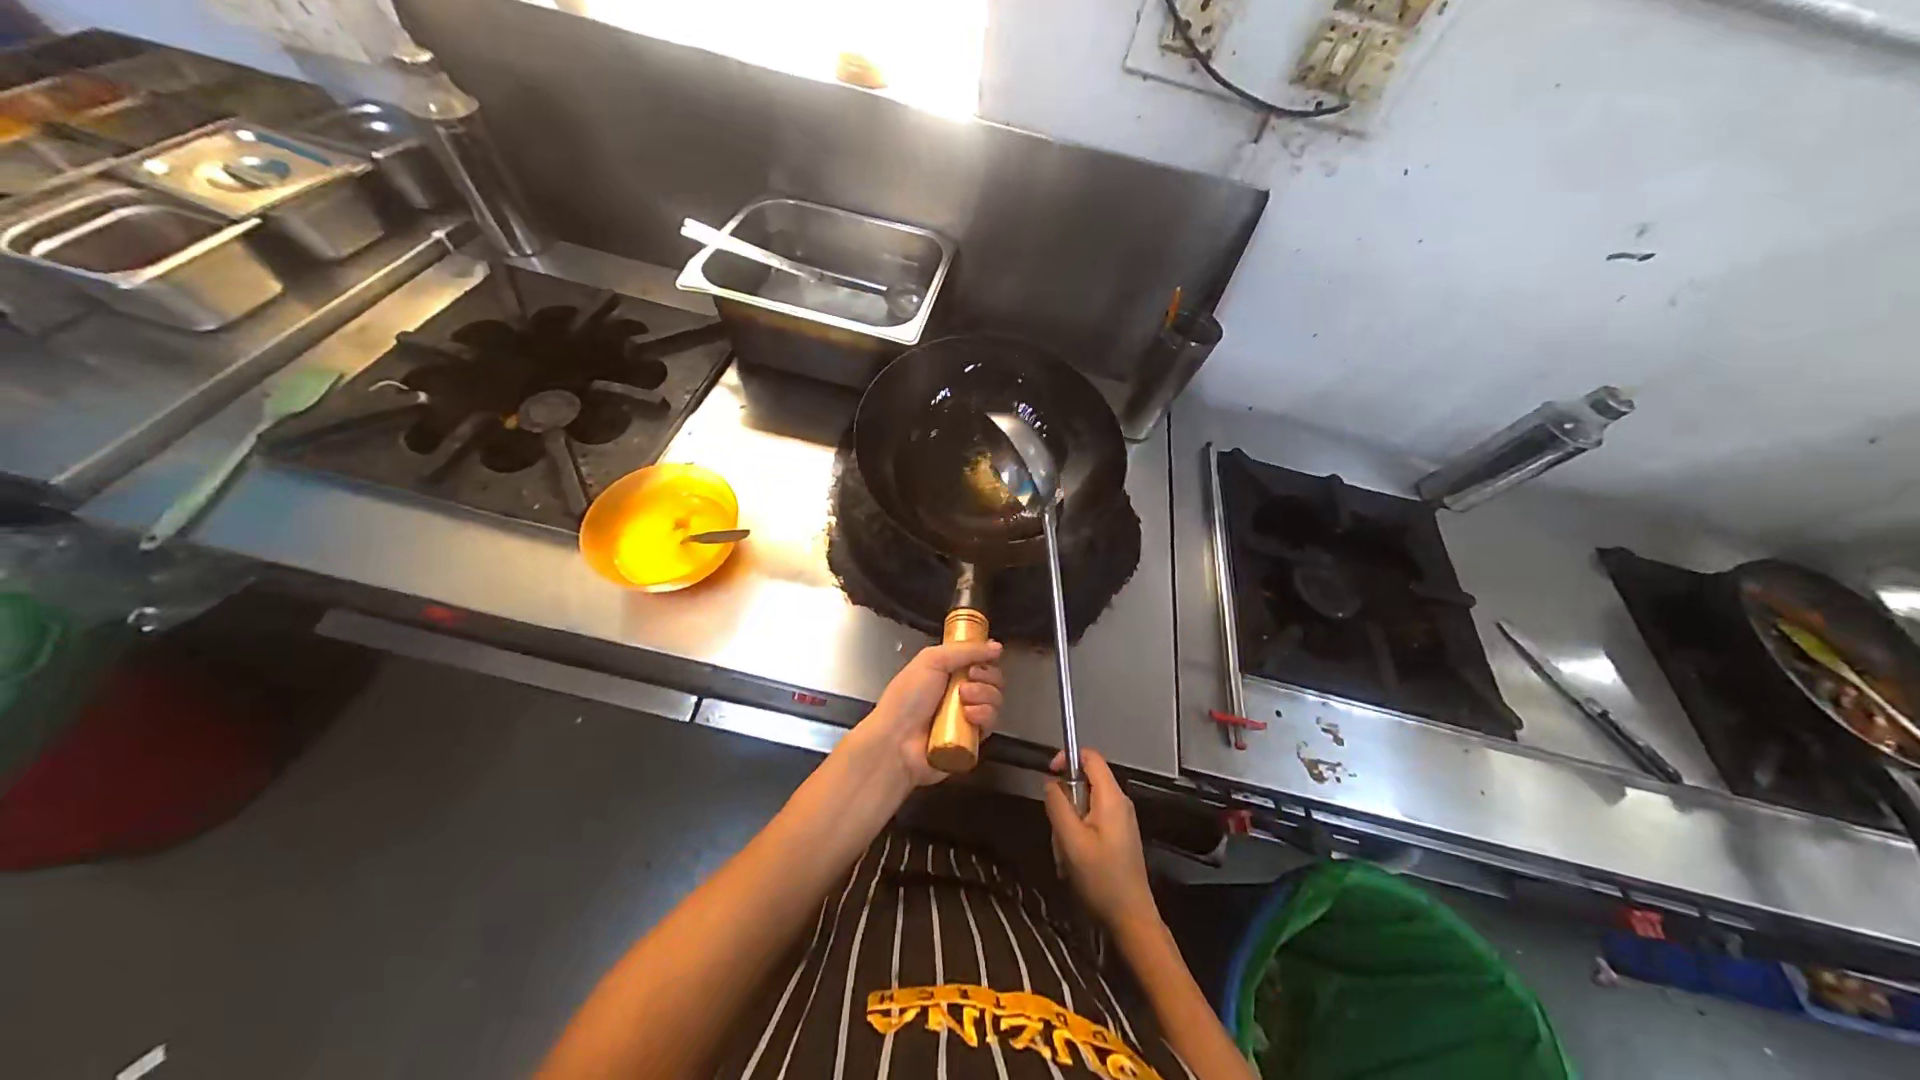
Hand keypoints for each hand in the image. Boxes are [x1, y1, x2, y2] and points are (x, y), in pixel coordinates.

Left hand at [841, 639, 1004, 789]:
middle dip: (986, 676)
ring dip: (983, 695)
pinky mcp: (972, 738)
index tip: (985, 657)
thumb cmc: (905, 701)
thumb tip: (995, 646)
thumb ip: (965, 649)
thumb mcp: (932, 660)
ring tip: (963, 699)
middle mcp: (958, 692)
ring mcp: (966, 715)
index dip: (986, 657)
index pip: (979, 660)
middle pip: (993, 679)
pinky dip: (984, 716)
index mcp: (946, 671)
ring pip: (995, 699)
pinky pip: (992, 723)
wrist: (897, 741)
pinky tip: (968, 716)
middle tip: (968, 678)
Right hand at [1044, 748, 1158, 934]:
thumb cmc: (1101, 878)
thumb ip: (1058, 805)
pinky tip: (1074, 858)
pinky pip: (1091, 819)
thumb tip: (1050, 782)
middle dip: (1065, 799)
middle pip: (1085, 780)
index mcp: (1111, 797)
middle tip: (1058, 827)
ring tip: (1066, 850)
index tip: (1049, 775)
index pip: (1090, 757)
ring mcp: (1120, 819)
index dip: (1067, 757)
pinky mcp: (1118, 835)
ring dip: (1068, 821)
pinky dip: (1077, 833)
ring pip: (1085, 803)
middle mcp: (1119, 802)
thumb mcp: (1071, 840)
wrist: (1131, 916)